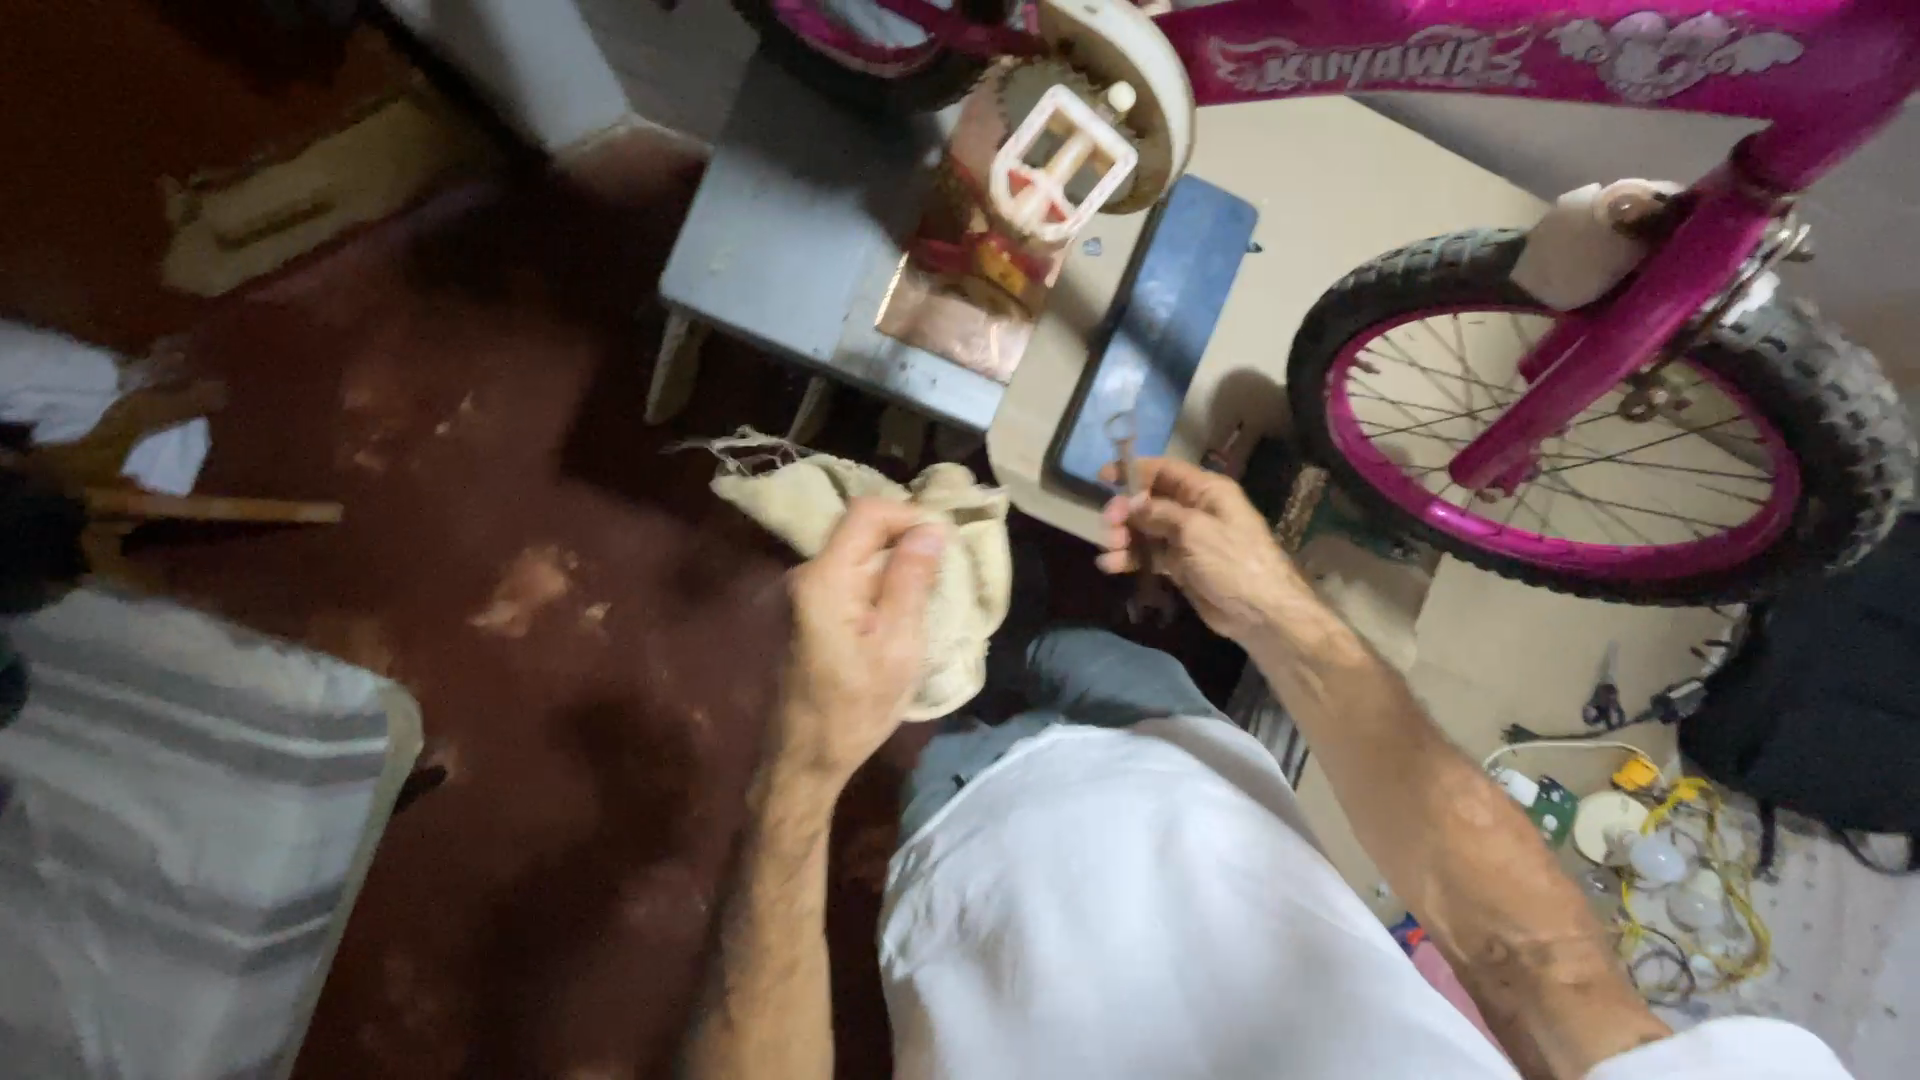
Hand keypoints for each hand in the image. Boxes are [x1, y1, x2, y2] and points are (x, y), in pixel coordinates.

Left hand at [775, 497, 946, 785]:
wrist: (806, 756)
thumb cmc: (856, 708)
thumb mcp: (898, 646)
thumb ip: (911, 581)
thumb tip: (931, 528)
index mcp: (826, 578)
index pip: (868, 512)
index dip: (910, 515)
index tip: (945, 543)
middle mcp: (808, 574)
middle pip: (863, 529)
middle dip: (908, 539)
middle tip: (946, 569)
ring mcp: (806, 592)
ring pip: (860, 552)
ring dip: (898, 562)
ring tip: (932, 589)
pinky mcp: (811, 609)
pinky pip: (852, 575)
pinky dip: (883, 580)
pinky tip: (906, 607)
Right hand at [1097, 457, 1306, 645]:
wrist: (1260, 612)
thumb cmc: (1233, 562)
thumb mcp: (1195, 530)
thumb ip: (1159, 513)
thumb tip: (1131, 502)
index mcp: (1206, 491)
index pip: (1164, 471)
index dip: (1133, 471)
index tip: (1103, 478)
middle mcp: (1195, 510)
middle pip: (1150, 501)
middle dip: (1125, 511)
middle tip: (1108, 525)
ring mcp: (1187, 539)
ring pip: (1146, 530)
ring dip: (1125, 537)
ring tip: (1110, 551)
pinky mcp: (1180, 565)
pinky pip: (1149, 555)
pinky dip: (1131, 558)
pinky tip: (1111, 566)